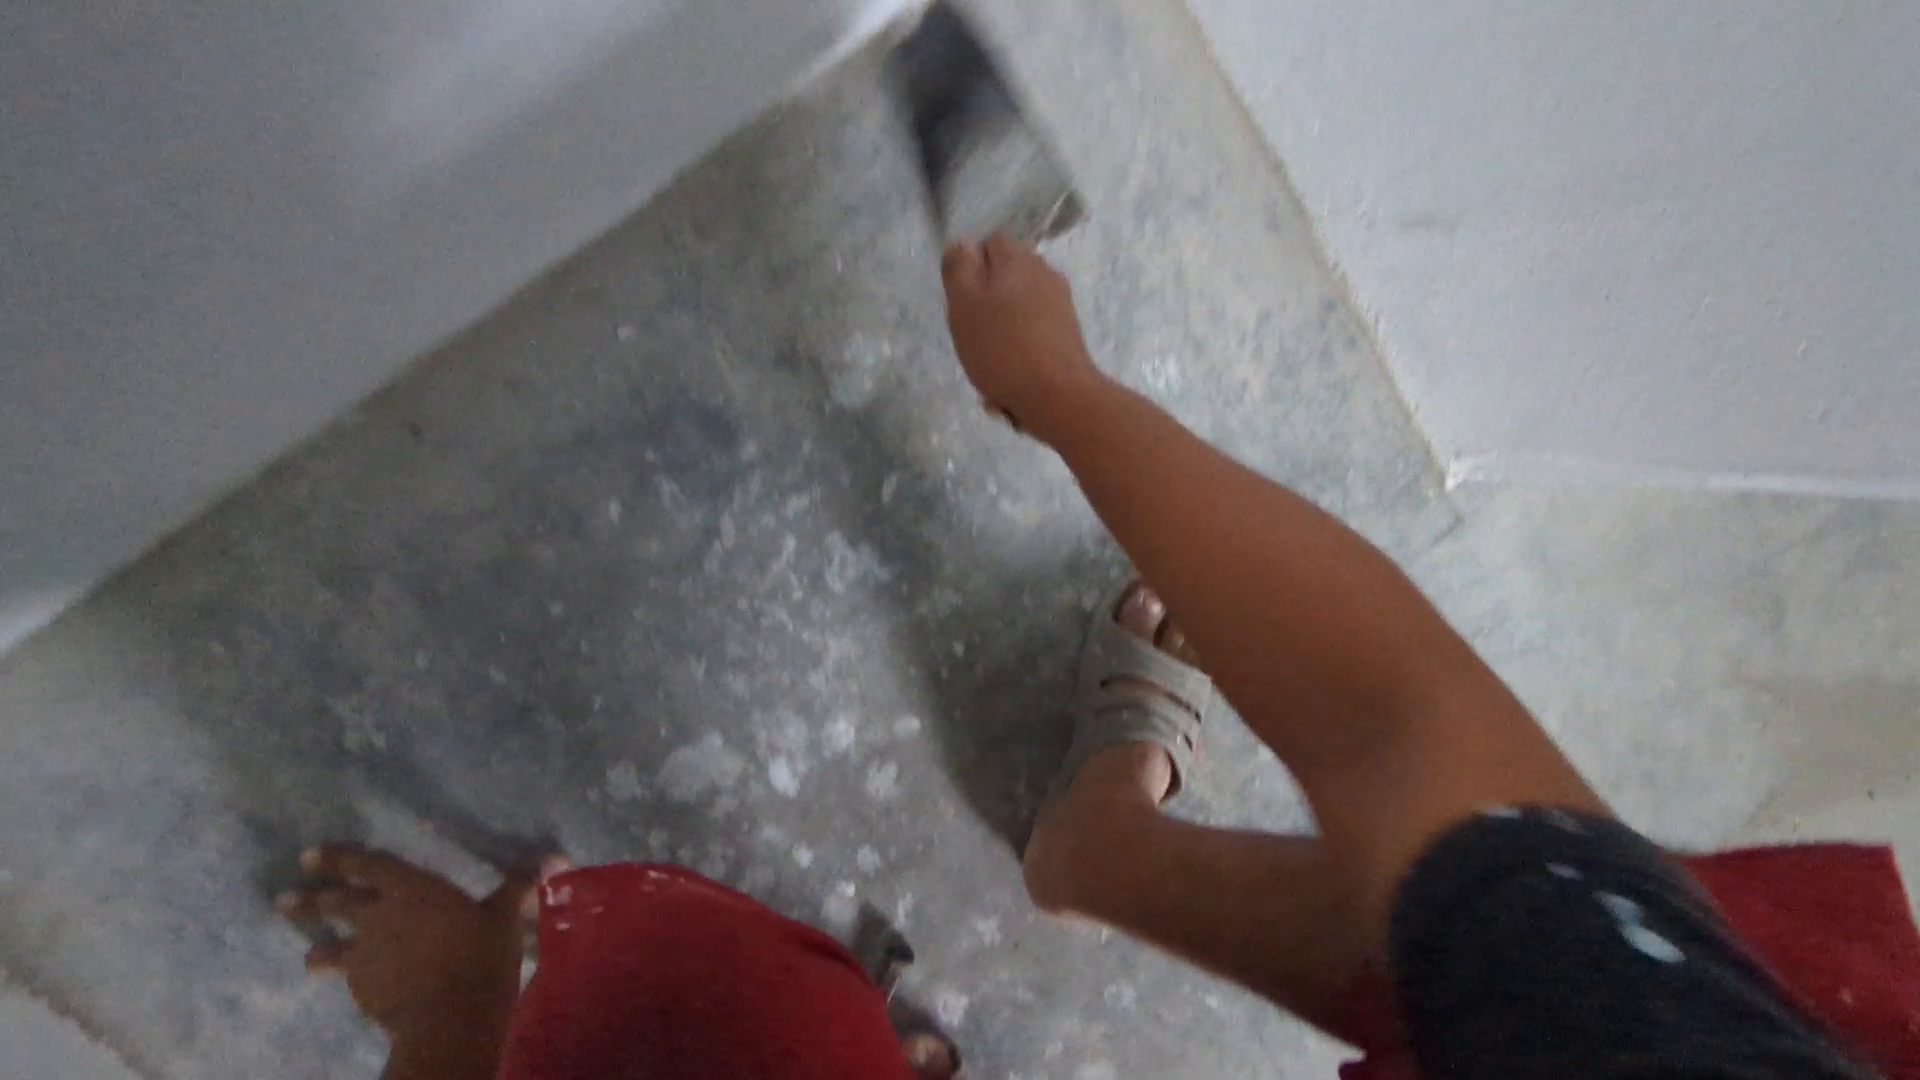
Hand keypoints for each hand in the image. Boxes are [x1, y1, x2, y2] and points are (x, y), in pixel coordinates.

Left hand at [278, 843, 539, 1038]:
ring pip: (330, 945)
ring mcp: (365, 956)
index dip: (341, 859)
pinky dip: (344, 975)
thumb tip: (555, 857)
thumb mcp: (506, 914)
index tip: (309, 854)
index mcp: (413, 889)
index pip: (369, 867)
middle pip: (337, 904)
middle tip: (286, 897)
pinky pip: (347, 975)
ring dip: (316, 945)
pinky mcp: (362, 989)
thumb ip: (520, 884)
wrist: (449, 1015)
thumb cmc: (480, 953)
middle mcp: (380, 917)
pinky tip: (350, 980)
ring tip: (307, 953)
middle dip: (311, 898)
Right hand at [941, 235, 1106, 437]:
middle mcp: (1045, 275)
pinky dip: (1018, 360)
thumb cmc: (1002, 347)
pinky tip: (1008, 387)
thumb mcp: (964, 304)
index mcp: (1018, 259)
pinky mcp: (1068, 338)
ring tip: (988, 372)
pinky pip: (1033, 342)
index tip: (960, 302)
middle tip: (971, 339)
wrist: (1058, 396)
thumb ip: (959, 268)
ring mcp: (1061, 307)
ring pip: (1017, 316)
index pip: (990, 243)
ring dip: (1000, 341)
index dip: (970, 269)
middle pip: (1005, 281)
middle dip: (986, 308)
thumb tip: (962, 243)